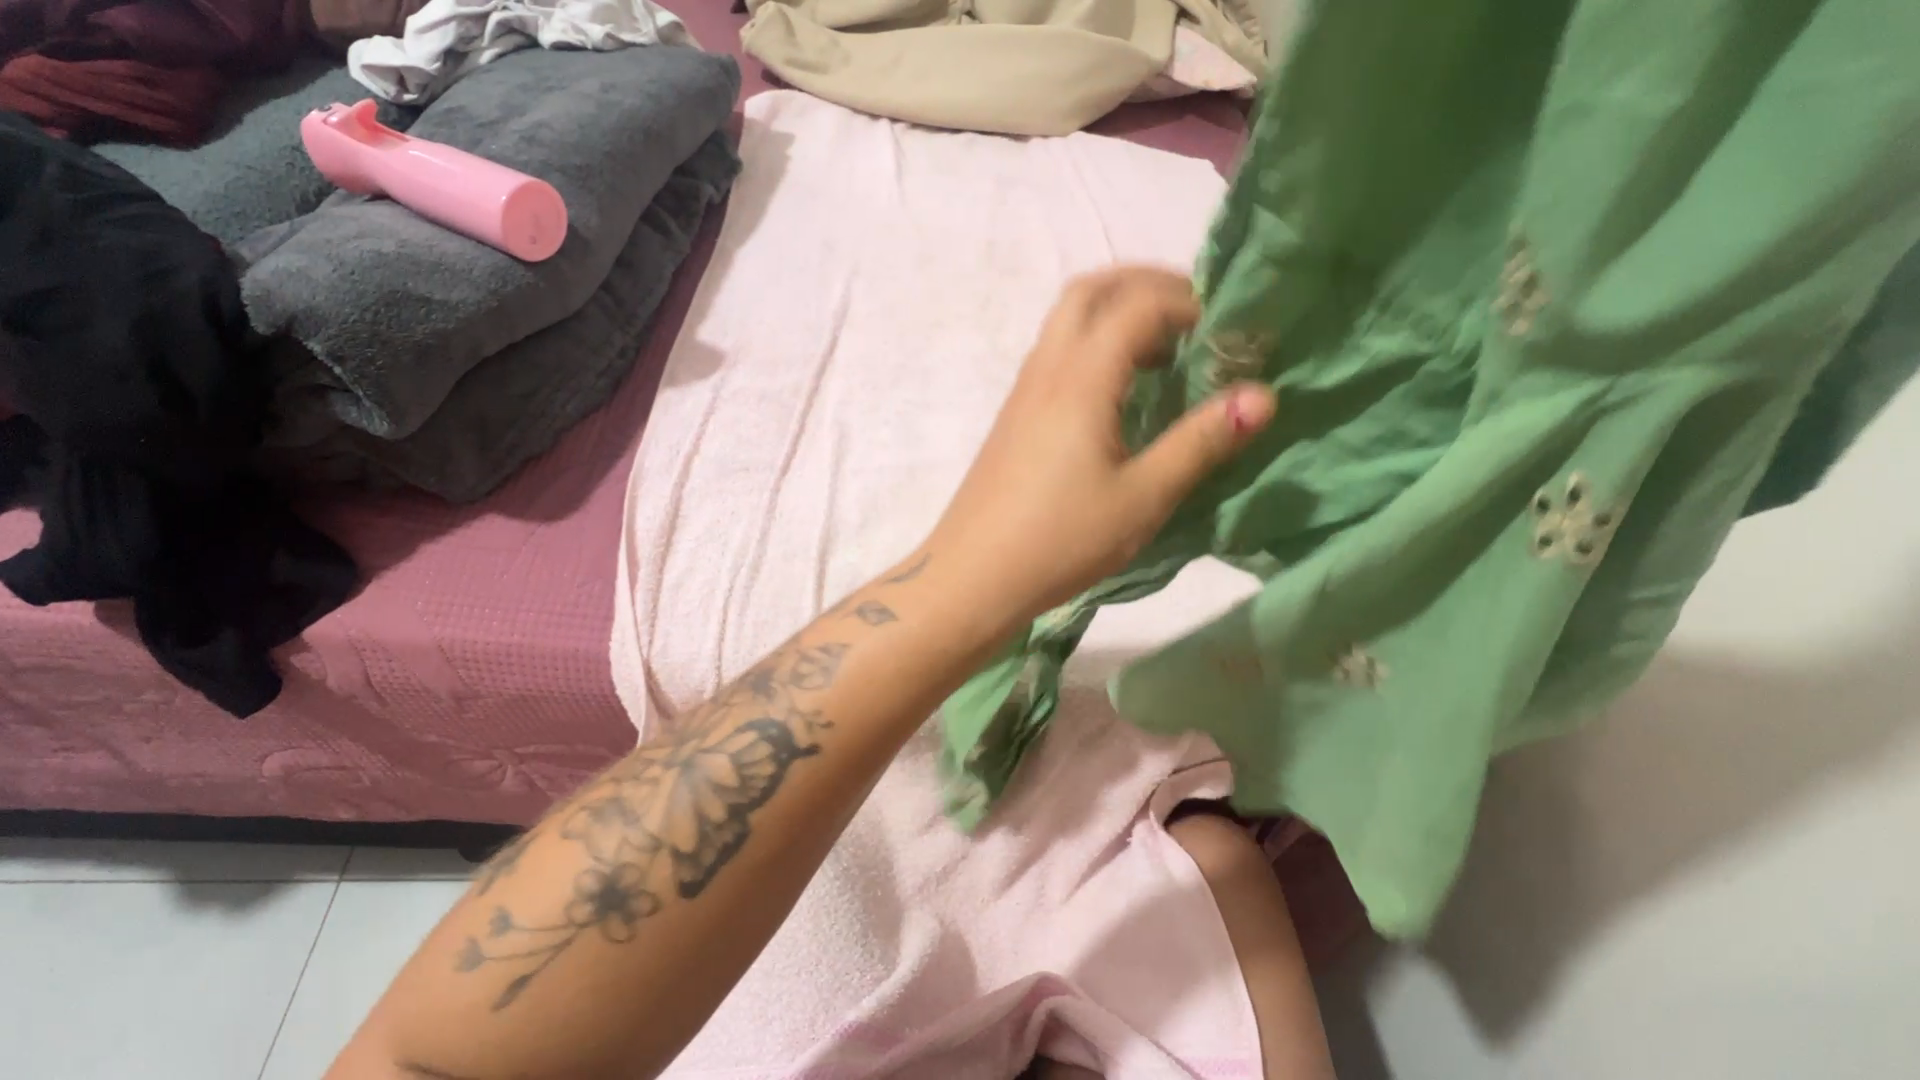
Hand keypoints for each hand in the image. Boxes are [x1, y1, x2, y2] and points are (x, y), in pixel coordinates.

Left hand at [923, 266, 1275, 630]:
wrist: (972, 577)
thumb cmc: (1061, 540)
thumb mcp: (1143, 497)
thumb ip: (1201, 442)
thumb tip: (1263, 395)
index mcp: (1081, 378)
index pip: (1137, 304)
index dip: (1188, 301)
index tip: (1229, 329)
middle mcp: (1047, 368)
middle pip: (1092, 290)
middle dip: (1146, 287)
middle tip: (1195, 318)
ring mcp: (1024, 390)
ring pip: (1068, 320)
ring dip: (1117, 314)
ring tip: (1166, 354)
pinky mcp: (1015, 415)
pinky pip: (1057, 352)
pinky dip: (1096, 345)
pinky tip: (1122, 393)